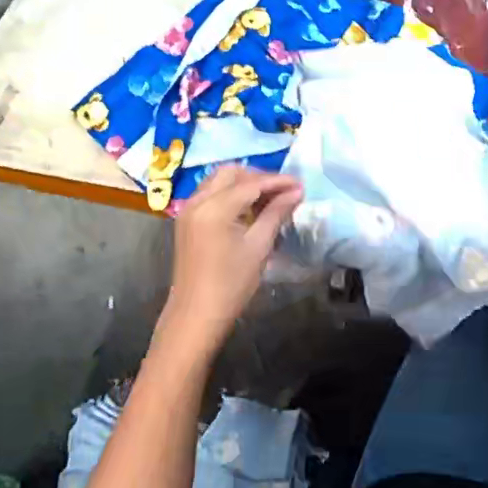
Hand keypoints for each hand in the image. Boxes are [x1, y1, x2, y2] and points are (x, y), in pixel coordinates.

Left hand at [158, 166, 303, 349]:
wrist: (196, 314)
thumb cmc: (231, 284)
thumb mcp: (259, 246)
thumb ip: (276, 214)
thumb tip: (296, 192)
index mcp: (215, 208)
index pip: (251, 183)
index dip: (278, 181)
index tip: (301, 184)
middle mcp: (197, 201)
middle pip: (231, 173)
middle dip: (259, 177)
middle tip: (283, 191)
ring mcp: (188, 210)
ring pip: (218, 181)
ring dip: (243, 184)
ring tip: (269, 200)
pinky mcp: (186, 220)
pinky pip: (210, 194)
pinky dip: (230, 194)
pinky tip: (248, 210)